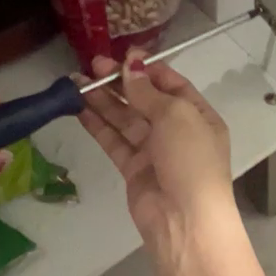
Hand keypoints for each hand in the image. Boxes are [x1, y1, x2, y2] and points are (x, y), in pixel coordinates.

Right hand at [78, 51, 235, 255]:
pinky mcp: (134, 169)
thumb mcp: (176, 116)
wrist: (185, 218)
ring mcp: (155, 152)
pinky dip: (97, 125)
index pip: (172, 85)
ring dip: (103, 101)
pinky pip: (114, 141)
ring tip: (77, 81)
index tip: (122, 56)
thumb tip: (131, 65)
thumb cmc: (190, 160)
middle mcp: (178, 132)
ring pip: (126, 120)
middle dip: (120, 83)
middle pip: (145, 100)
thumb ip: (148, 91)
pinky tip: (79, 108)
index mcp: (199, 116)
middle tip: (93, 65)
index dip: (148, 70)